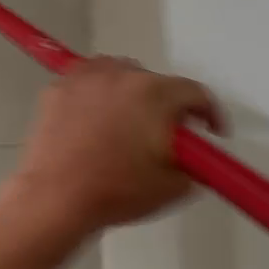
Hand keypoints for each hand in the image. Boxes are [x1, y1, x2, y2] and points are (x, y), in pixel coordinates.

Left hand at [8, 57, 225, 238]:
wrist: (57, 194)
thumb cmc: (118, 189)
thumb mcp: (175, 184)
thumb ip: (194, 160)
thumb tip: (190, 151)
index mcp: (154, 93)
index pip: (194, 92)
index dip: (208, 112)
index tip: (211, 131)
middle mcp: (119, 74)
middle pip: (153, 80)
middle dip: (165, 104)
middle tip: (163, 133)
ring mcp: (83, 76)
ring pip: (117, 74)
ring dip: (129, 93)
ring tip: (127, 125)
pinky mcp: (57, 86)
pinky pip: (86, 83)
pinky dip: (96, 95)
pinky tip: (93, 121)